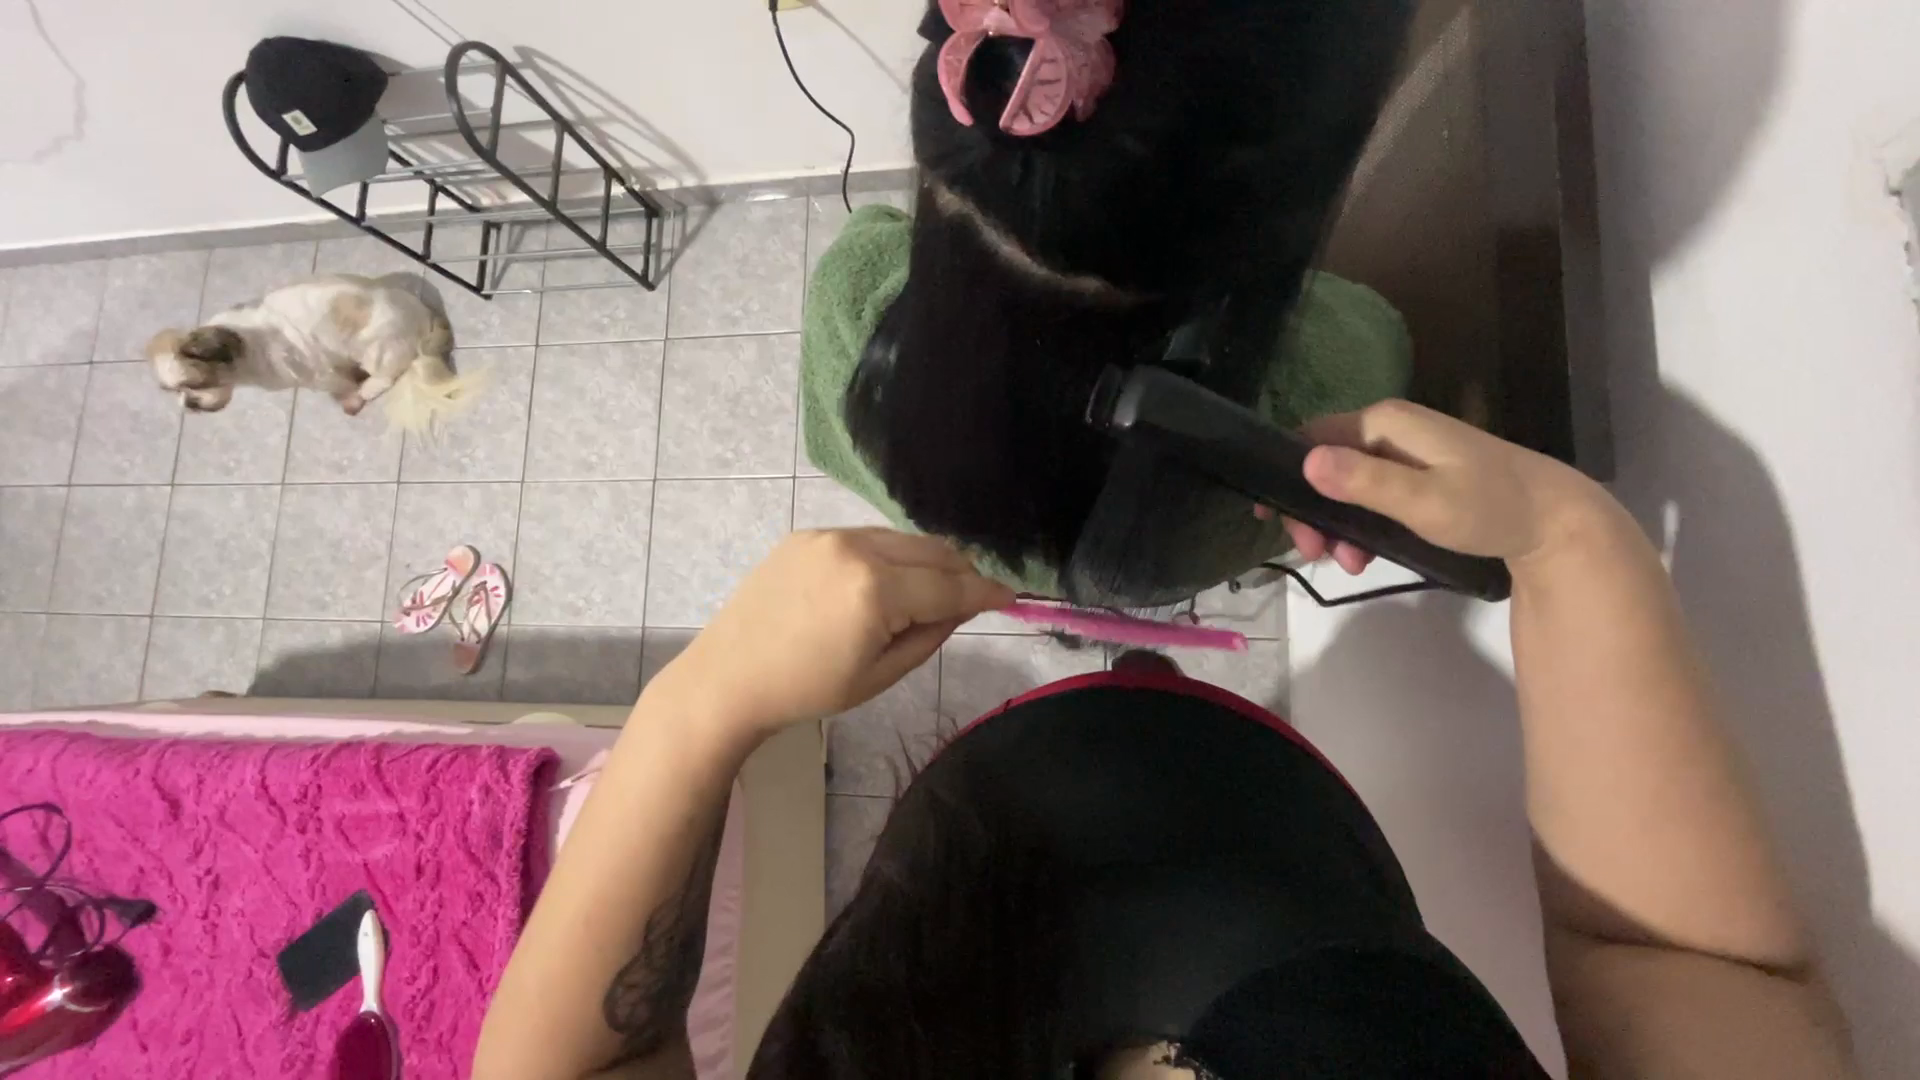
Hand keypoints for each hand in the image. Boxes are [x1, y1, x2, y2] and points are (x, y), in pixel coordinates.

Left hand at [659, 529, 1014, 735]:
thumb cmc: (808, 689)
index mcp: (875, 592)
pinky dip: (891, 555)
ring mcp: (830, 535)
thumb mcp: (881, 675)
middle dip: (961, 573)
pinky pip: (869, 537)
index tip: (1011, 597)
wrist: (730, 676)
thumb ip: (931, 634)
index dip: (986, 592)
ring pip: (903, 539)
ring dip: (928, 561)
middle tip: (973, 597)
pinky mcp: (809, 533)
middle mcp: (856, 549)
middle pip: (934, 551)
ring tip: (931, 591)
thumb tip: (964, 606)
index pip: (950, 587)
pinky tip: (886, 581)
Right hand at [1262, 400, 1618, 567]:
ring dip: (1333, 525)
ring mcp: (1401, 452)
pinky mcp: (1413, 475)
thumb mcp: (1424, 501)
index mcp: (1384, 423)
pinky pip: (1365, 495)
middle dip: (1311, 511)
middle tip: (1314, 553)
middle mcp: (1387, 430)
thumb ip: (1364, 482)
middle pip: (1322, 465)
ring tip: (1347, 563)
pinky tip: (1364, 555)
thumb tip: (1306, 462)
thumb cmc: (1490, 508)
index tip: (1272, 518)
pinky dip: (1356, 526)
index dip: (1285, 475)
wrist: (1557, 524)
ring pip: (1341, 485)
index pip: (1310, 437)